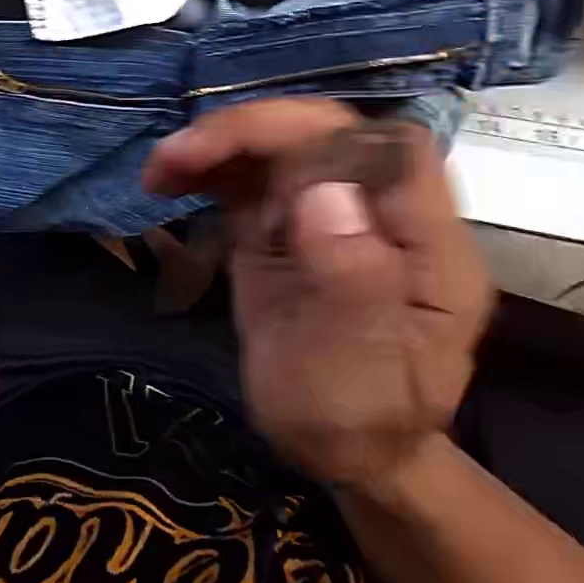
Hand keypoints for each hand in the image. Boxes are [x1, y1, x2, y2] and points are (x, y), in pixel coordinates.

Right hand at [143, 98, 493, 493]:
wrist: (341, 449)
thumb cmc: (355, 422)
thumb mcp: (354, 376)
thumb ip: (350, 285)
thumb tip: (321, 193)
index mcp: (425, 246)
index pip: (385, 150)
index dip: (312, 136)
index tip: (239, 165)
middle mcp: (379, 215)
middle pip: (323, 134)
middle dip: (247, 133)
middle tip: (175, 160)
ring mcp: (329, 216)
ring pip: (278, 147)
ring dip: (216, 146)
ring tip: (158, 172)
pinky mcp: (284, 225)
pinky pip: (247, 177)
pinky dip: (205, 169)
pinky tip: (165, 183)